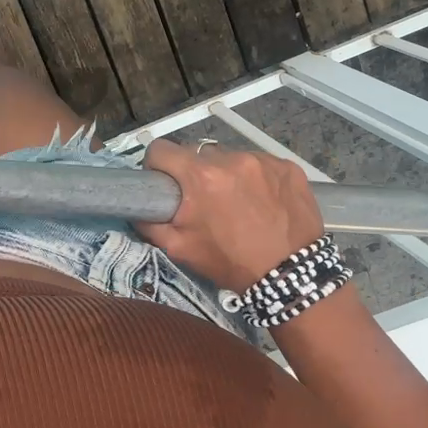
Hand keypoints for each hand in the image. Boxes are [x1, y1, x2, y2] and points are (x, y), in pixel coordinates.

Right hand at [134, 138, 322, 291]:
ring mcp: (264, 161)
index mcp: (200, 177)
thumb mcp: (178, 248)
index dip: (157, 166)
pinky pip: (260, 163)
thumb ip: (149, 223)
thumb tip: (136, 209)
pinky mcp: (289, 167)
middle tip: (203, 200)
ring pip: (230, 157)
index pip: (161, 150)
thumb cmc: (230, 262)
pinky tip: (262, 201)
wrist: (291, 277)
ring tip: (238, 202)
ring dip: (226, 174)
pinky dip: (256, 178)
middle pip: (197, 153)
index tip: (165, 183)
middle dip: (194, 172)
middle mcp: (231, 160)